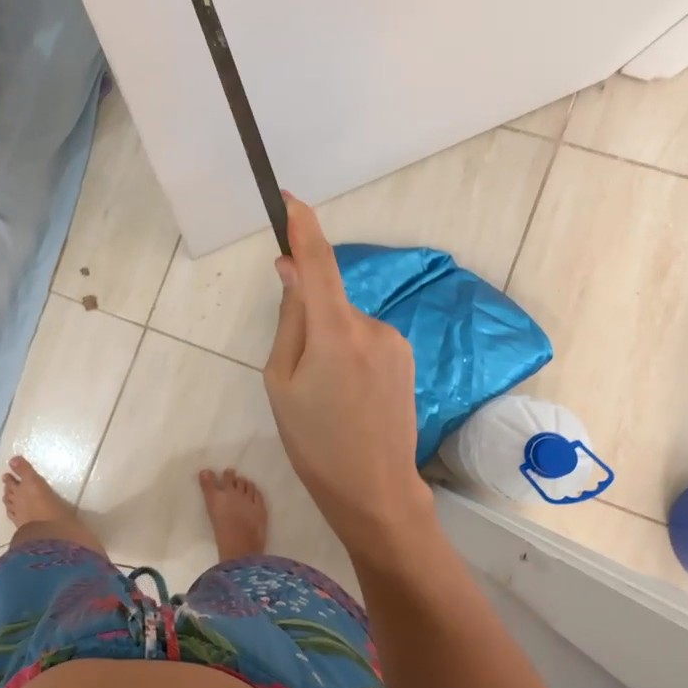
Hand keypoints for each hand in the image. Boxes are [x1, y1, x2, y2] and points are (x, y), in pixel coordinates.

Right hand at [264, 194, 433, 562]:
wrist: (374, 489)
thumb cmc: (314, 441)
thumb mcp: (281, 381)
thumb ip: (290, 319)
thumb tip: (292, 271)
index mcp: (336, 332)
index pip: (319, 262)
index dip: (303, 227)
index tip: (289, 199)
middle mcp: (373, 326)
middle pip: (328, 298)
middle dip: (307, 314)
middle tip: (296, 371)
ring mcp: (395, 342)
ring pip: (345, 320)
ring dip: (327, 338)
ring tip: (322, 393)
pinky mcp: (406, 357)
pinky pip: (363, 337)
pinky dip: (345, 350)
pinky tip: (344, 394)